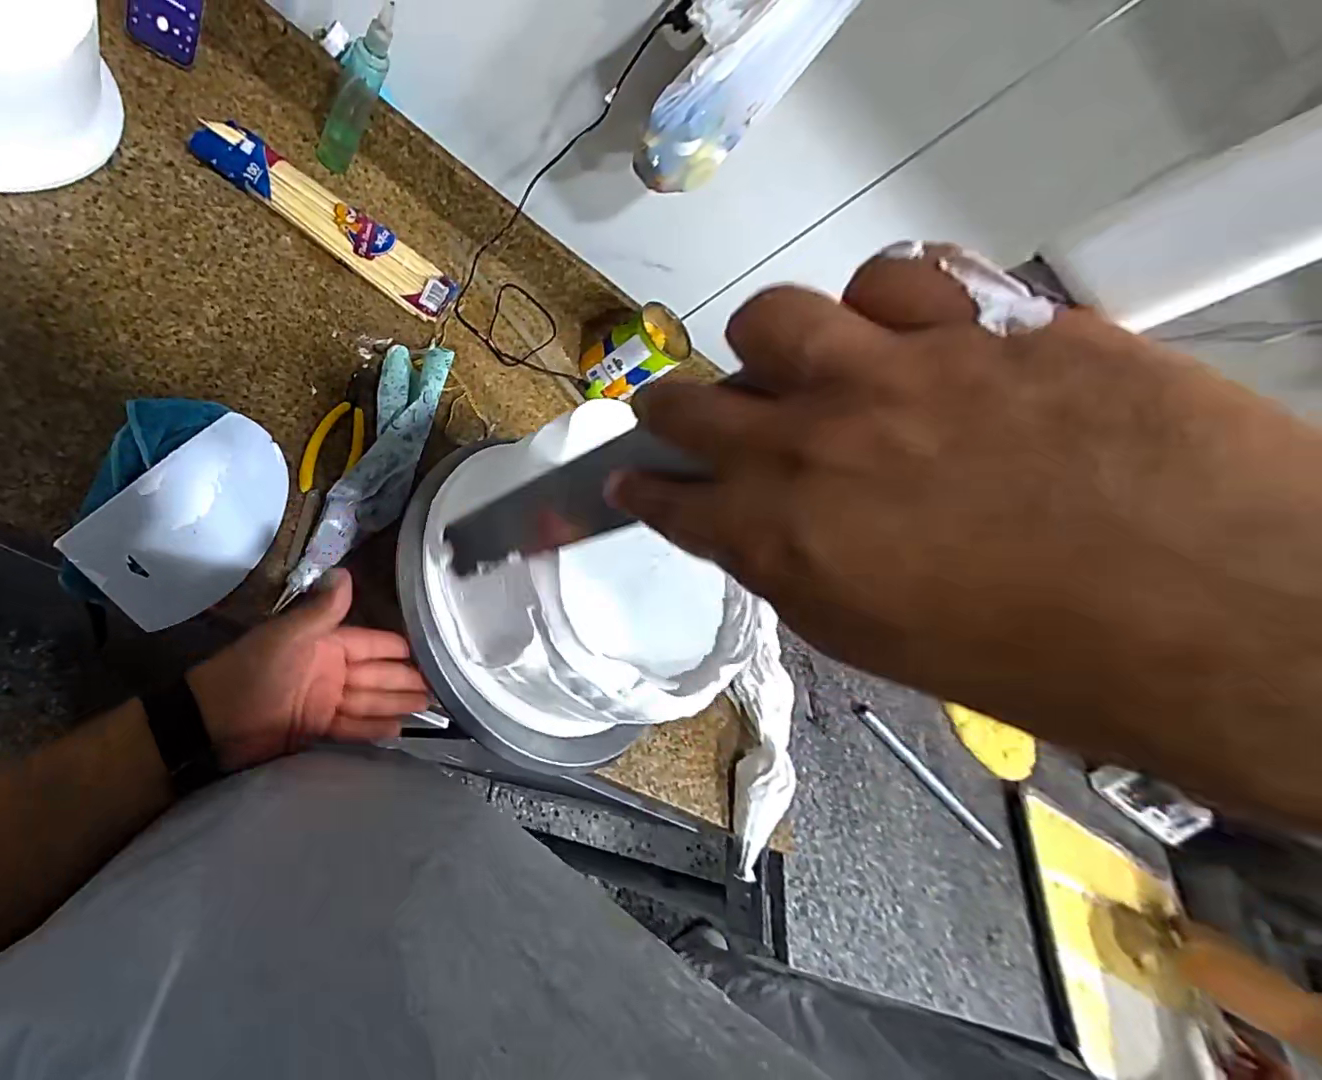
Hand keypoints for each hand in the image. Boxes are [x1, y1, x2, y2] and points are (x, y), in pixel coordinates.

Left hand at [187, 569, 431, 770]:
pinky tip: (398, 728)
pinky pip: (353, 727)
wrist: (213, 722)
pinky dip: (374, 727)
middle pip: (376, 674)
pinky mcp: (316, 729)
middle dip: (406, 679)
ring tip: (429, 708)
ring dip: (397, 703)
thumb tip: (346, 572)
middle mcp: (329, 670)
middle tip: (441, 689)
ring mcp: (324, 701)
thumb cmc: (251, 673)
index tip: (431, 652)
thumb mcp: (286, 638)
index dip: (400, 649)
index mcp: (324, 644)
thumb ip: (321, 612)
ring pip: (369, 700)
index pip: (371, 643)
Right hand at [606, 246, 1321, 825]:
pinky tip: (907, 331)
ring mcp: (891, 376)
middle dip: (663, 411)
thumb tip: (739, 522)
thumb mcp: (854, 632)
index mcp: (768, 531)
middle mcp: (803, 445)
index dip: (634, 488)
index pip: (660, 496)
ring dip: (768, 345)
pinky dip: (889, 300)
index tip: (624, 481)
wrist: (1224, 621)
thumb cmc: (1016, 653)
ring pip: (770, 317)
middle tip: (679, 413)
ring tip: (802, 364)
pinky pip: (901, 273)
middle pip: (680, 402)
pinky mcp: (987, 326)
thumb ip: (774, 563)